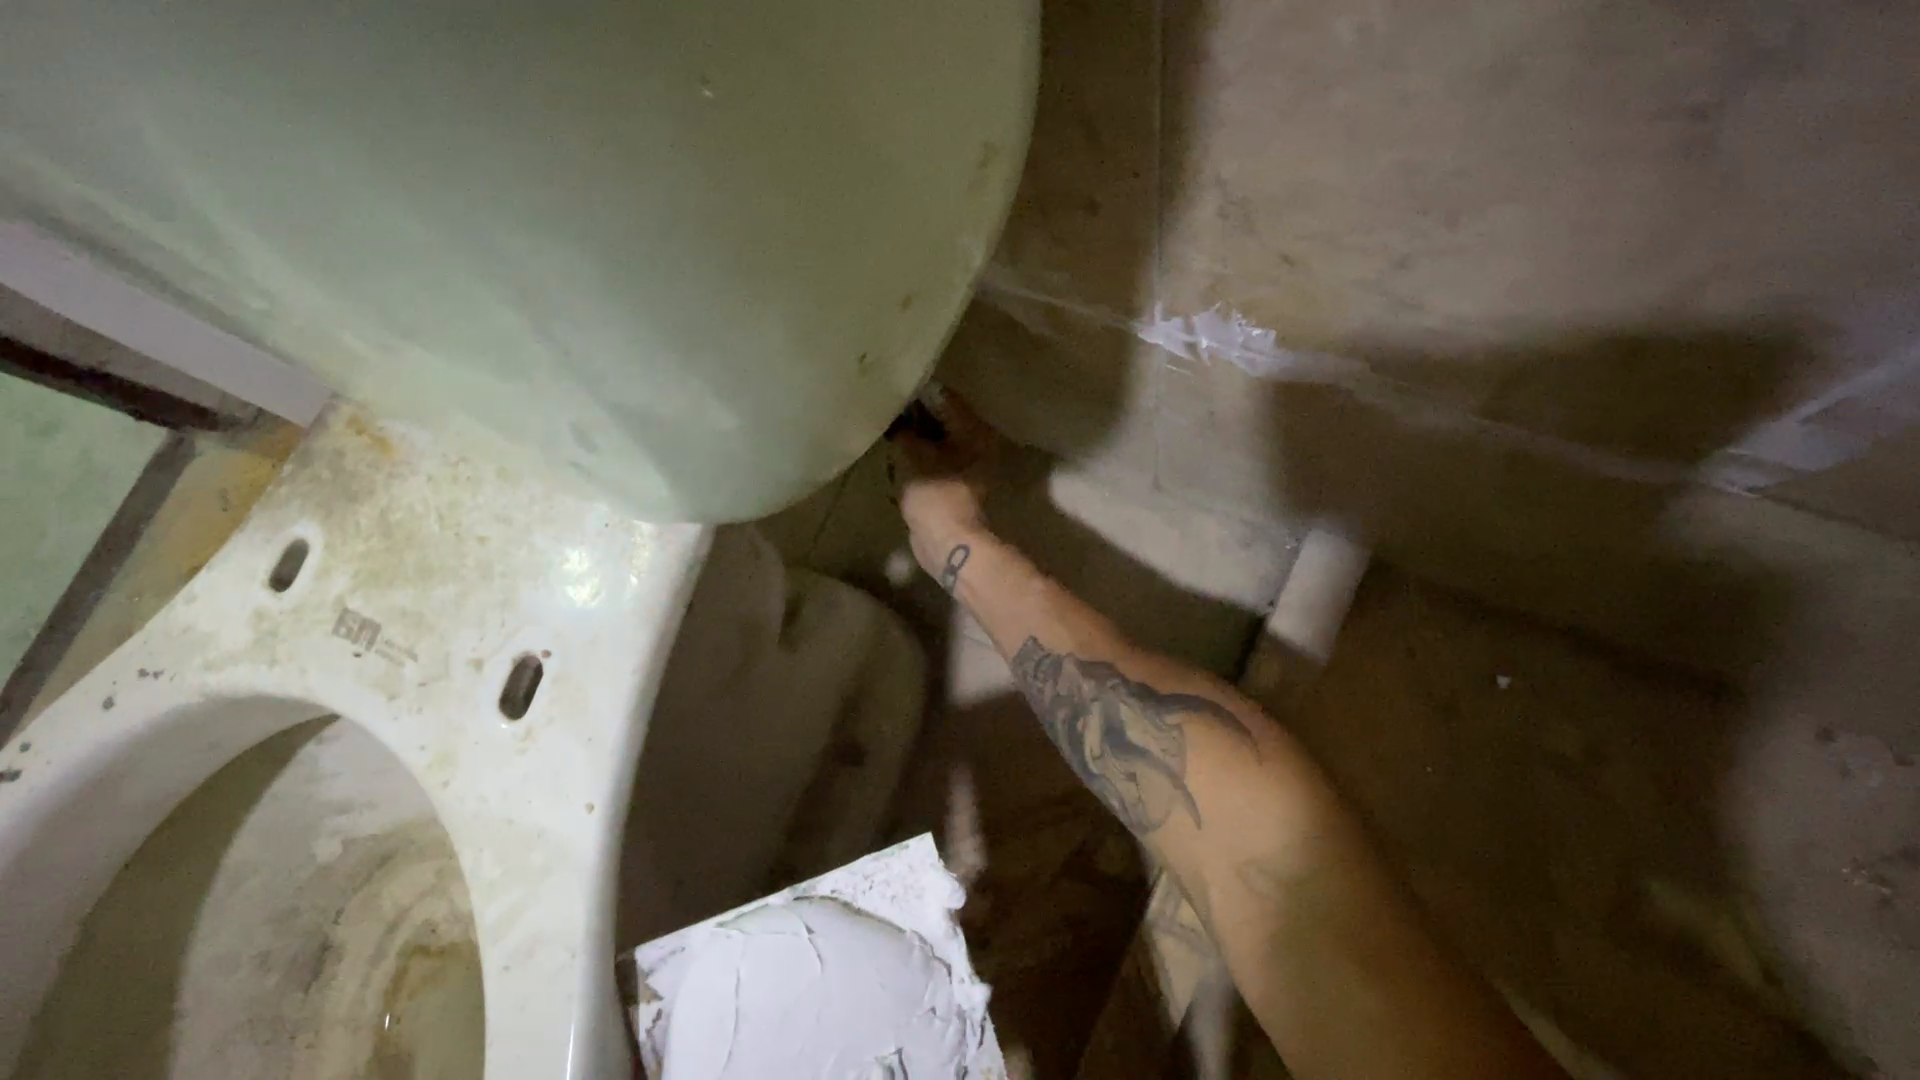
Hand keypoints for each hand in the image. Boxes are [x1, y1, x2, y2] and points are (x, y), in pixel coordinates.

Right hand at [887, 386, 997, 588]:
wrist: (950, 544)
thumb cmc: (935, 495)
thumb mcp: (911, 455)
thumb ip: (903, 431)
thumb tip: (896, 419)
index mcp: (972, 428)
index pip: (942, 396)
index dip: (915, 392)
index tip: (890, 390)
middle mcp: (976, 441)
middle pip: (941, 418)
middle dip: (914, 415)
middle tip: (884, 410)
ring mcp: (968, 465)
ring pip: (937, 441)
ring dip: (915, 438)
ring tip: (887, 431)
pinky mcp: (956, 485)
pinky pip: (935, 462)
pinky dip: (919, 458)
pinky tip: (897, 455)